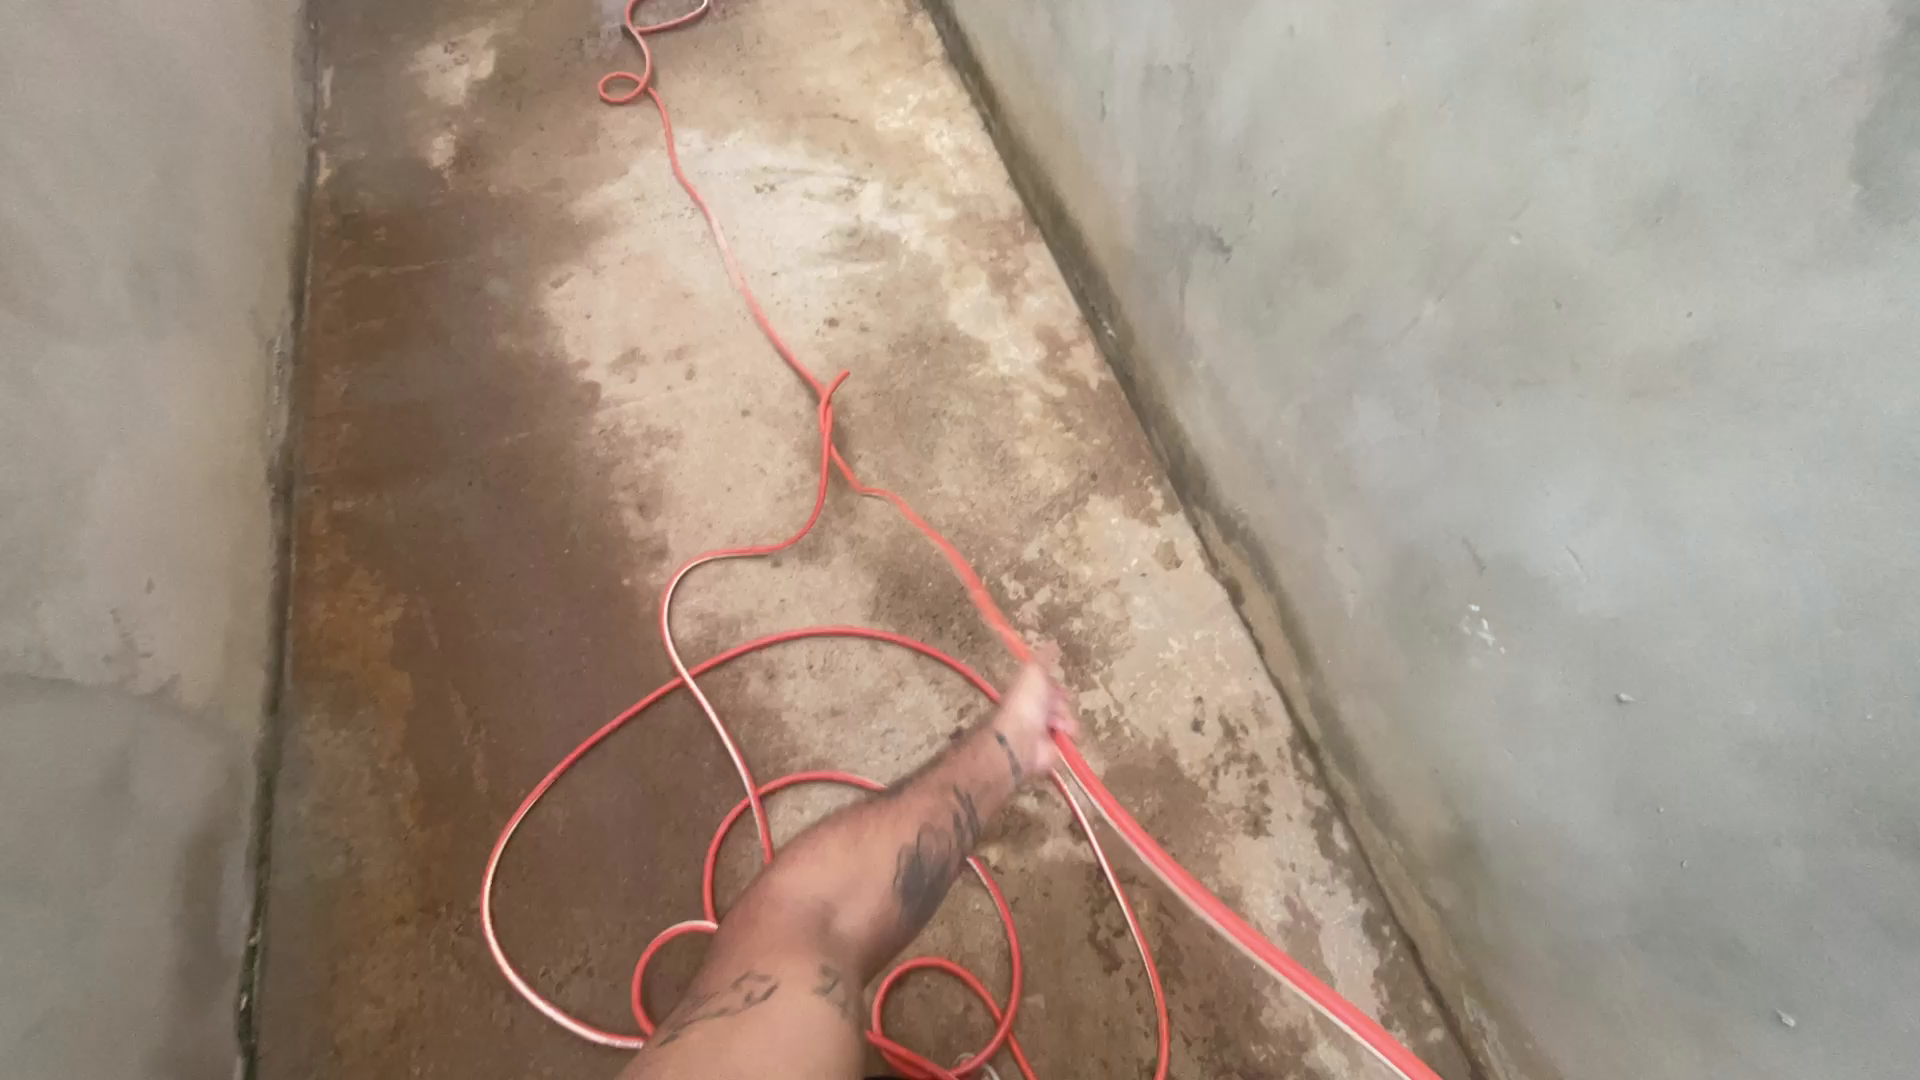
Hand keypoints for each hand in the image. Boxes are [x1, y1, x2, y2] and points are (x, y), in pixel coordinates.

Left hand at [987, 662, 1078, 782]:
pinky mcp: (1053, 747)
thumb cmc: (1026, 701)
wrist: (1022, 738)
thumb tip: (1053, 642)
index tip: (1058, 687)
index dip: (1055, 685)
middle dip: (1062, 702)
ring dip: (1066, 719)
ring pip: (1068, 719)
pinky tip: (1063, 734)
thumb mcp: (1034, 671)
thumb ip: (1044, 658)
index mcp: (1028, 691)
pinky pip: (1070, 738)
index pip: (1049, 685)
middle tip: (1056, 705)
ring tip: (1057, 723)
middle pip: (1060, 701)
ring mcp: (1044, 729)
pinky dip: (1070, 735)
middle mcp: (1035, 710)